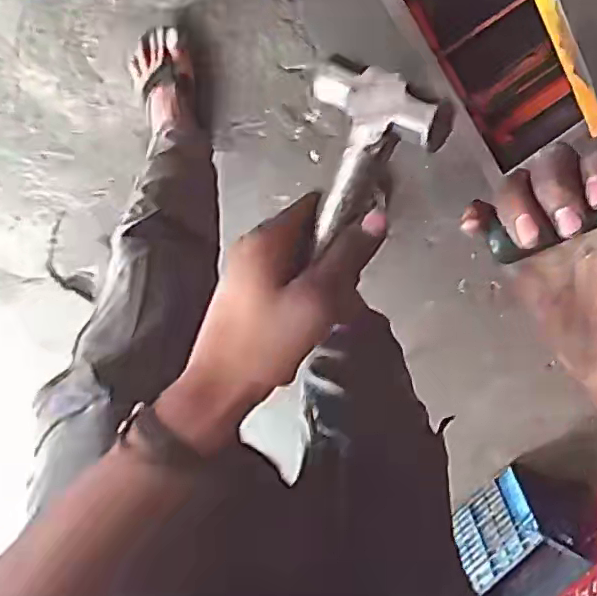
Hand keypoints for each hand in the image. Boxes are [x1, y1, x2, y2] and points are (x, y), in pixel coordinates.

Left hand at [178, 192, 385, 420]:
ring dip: (326, 286)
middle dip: (337, 263)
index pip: (316, 205)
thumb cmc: (262, 345)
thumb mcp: (318, 298)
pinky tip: (311, 326)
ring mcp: (249, 274)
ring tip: (329, 315)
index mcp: (265, 240)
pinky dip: (309, 300)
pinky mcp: (250, 298)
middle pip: (312, 237)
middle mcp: (253, 250)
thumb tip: (376, 219)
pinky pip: (292, 286)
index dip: (346, 220)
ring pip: (305, 265)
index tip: (362, 246)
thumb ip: (348, 256)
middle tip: (344, 293)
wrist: (219, 390)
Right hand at [460, 133, 596, 395]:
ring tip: (533, 241)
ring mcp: (548, 220)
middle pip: (558, 158)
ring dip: (519, 201)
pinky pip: (492, 216)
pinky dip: (481, 214)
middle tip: (570, 227)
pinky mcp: (518, 246)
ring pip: (521, 181)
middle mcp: (585, 199)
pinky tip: (476, 224)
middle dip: (558, 185)